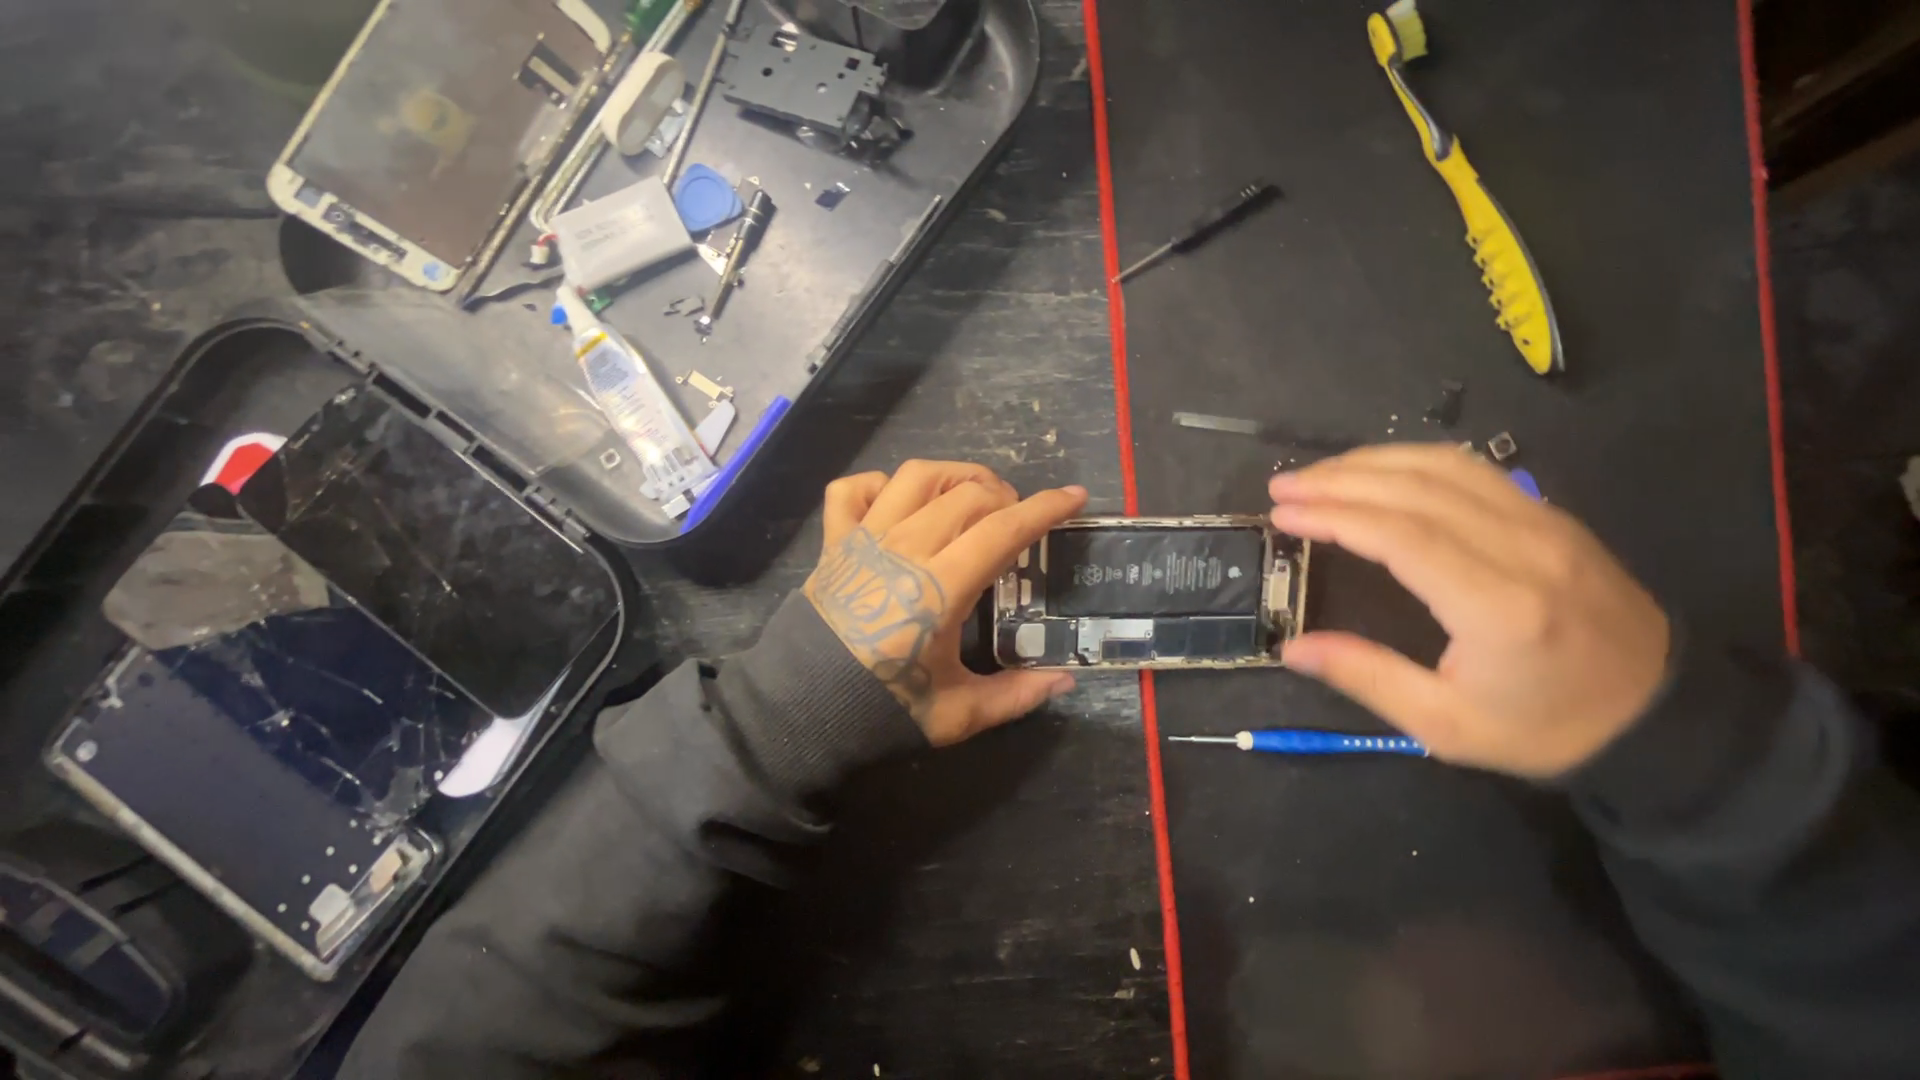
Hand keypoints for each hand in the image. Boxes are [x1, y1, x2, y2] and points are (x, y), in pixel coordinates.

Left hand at [806, 460, 1088, 745]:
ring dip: (954, 475)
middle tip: (1017, 520)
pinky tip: (900, 502)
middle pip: (966, 495)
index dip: (1045, 509)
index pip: (1003, 529)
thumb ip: (1017, 695)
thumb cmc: (882, 711)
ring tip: (972, 495)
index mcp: (940, 587)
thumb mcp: (958, 714)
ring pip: (915, 476)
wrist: (800, 712)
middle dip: (1005, 496)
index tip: (1074, 496)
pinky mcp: (833, 542)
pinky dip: (881, 484)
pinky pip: (853, 489)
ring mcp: (864, 539)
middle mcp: (904, 548)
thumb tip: (1066, 680)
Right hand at [1268, 445, 1670, 777]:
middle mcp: (1522, 548)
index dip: (1335, 516)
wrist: (1662, 719)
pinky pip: (1474, 471)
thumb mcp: (1447, 726)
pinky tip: (1380, 471)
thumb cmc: (1546, 729)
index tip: (1283, 514)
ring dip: (1373, 461)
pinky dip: (1414, 462)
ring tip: (1319, 474)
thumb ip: (1367, 678)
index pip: (1400, 535)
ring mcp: (1544, 524)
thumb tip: (1292, 647)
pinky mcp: (1552, 517)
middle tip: (1283, 486)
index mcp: (1495, 605)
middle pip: (1416, 488)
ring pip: (1446, 467)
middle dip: (1340, 480)